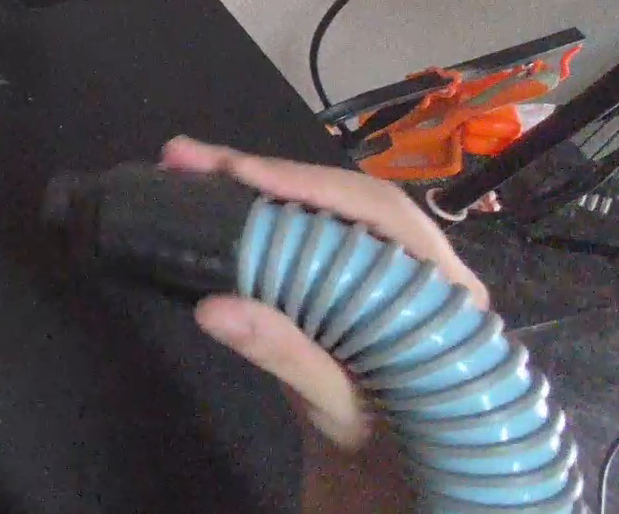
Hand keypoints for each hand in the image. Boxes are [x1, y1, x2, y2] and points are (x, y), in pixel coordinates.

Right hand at [161, 137, 487, 449]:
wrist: (380, 463)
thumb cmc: (376, 437)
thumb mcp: (338, 407)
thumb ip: (288, 356)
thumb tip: (212, 309)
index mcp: (439, 294)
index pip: (382, 215)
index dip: (312, 186)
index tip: (243, 173)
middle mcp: (410, 263)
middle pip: (337, 194)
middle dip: (259, 169)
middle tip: (185, 156)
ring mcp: (368, 261)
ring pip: (310, 200)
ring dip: (242, 176)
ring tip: (179, 161)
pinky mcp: (331, 265)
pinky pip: (291, 220)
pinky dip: (242, 199)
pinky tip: (201, 186)